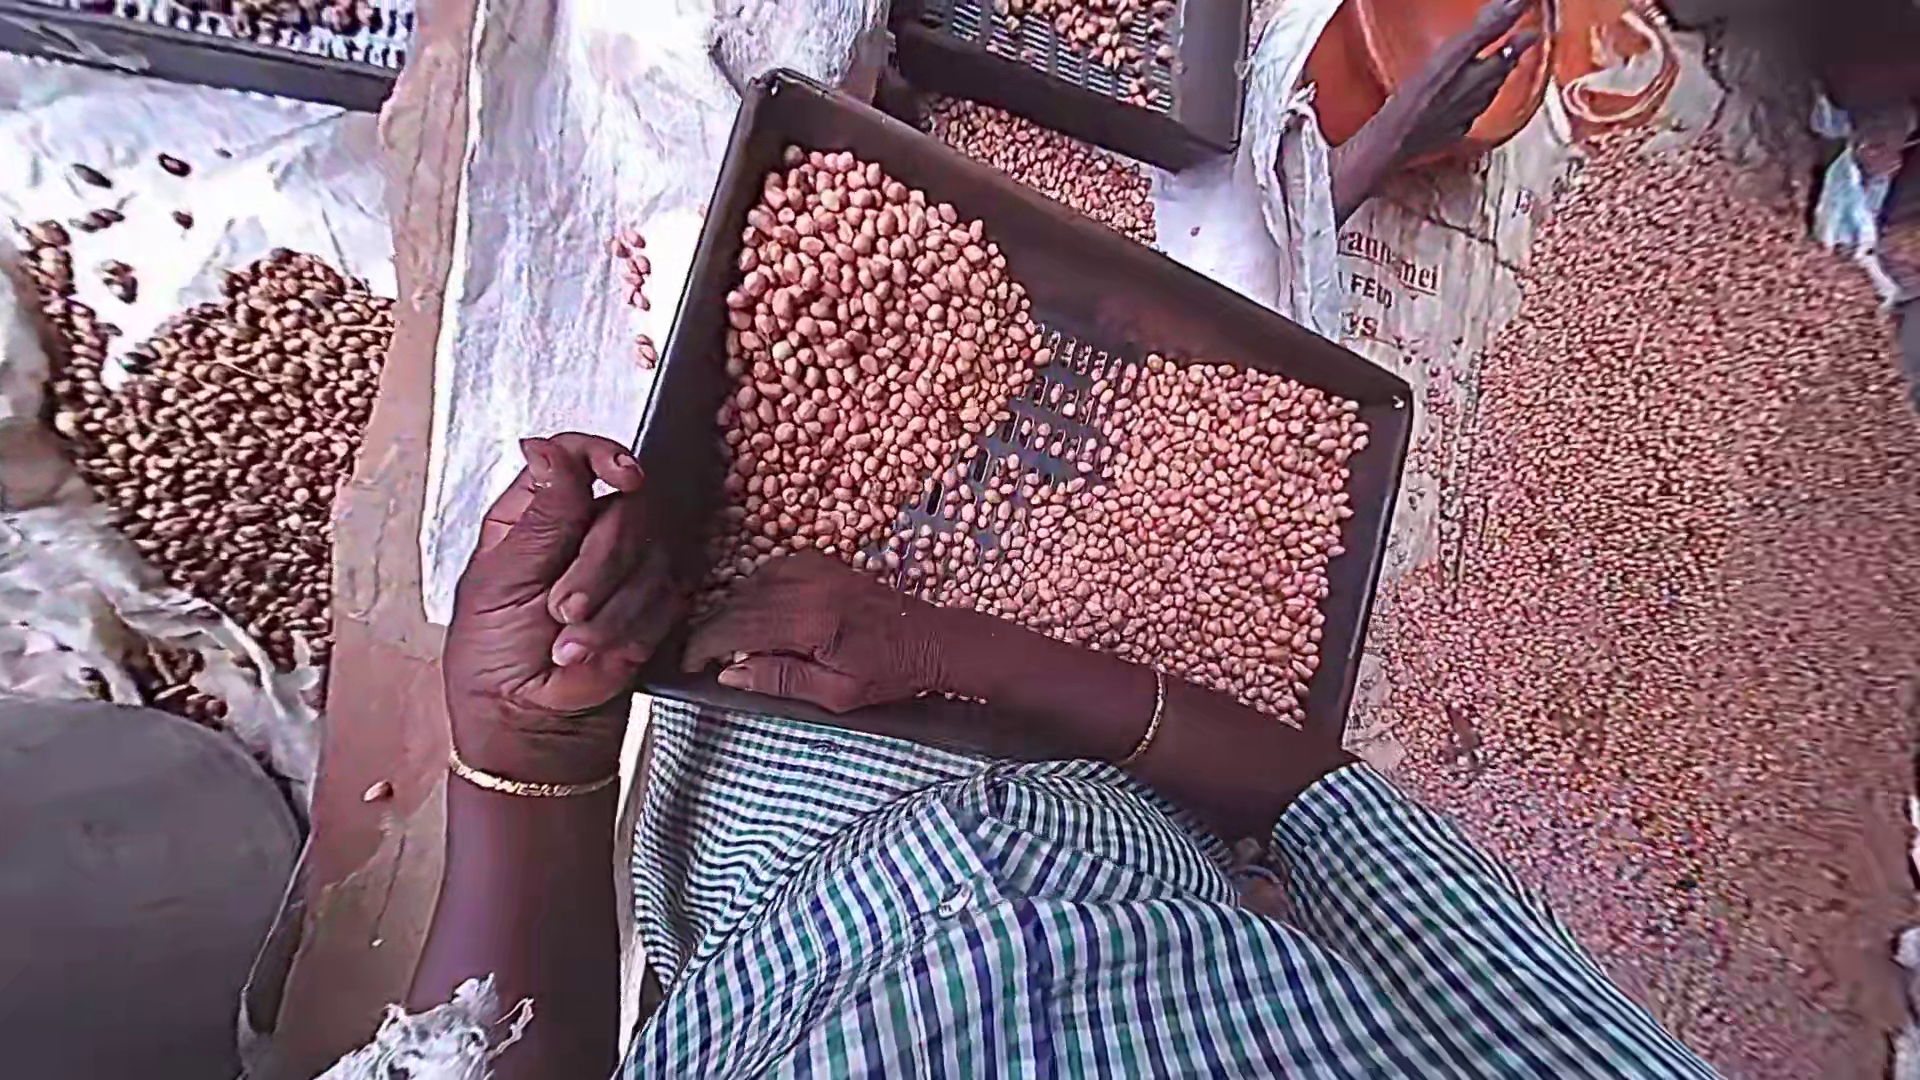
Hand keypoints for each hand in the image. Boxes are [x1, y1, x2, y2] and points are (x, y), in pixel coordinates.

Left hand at [444, 433, 685, 783]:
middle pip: (627, 511)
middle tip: (562, 610)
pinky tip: (603, 653)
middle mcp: (589, 533)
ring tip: (571, 648)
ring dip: (612, 611)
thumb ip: (541, 517)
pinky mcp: (660, 601)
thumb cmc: (496, 658)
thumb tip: (546, 447)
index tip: (626, 477)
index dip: (606, 457)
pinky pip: (668, 599)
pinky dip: (634, 630)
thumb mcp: (501, 584)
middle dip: (599, 565)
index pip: (580, 457)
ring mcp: (630, 567)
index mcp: (537, 515)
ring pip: (653, 558)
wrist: (535, 726)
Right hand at [681, 551, 947, 712]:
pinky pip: (777, 567)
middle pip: (741, 602)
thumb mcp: (836, 694)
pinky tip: (759, 608)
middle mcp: (812, 588)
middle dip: (714, 629)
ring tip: (731, 638)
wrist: (929, 639)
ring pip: (754, 581)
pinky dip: (759, 586)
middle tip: (704, 655)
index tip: (690, 664)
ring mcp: (821, 570)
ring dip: (735, 607)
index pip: (738, 628)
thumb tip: (730, 673)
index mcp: (812, 623)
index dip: (705, 645)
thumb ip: (781, 679)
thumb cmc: (889, 674)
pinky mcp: (828, 564)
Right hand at [1395, 0, 1541, 162]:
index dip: (1522, 35)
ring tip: (1480, 78)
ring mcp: (1462, 122)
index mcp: (1486, 76)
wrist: (1386, 149)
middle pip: (1500, 75)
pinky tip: (1453, 110)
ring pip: (1482, 98)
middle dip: (1504, 61)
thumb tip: (1517, 1)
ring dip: (1484, 87)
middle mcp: (1480, 99)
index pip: (1516, 48)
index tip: (1527, 26)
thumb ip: (1488, 28)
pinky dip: (1462, 111)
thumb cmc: (1414, 104)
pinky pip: (1461, 121)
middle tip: (1506, 49)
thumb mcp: (1451, 56)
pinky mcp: (1443, 141)